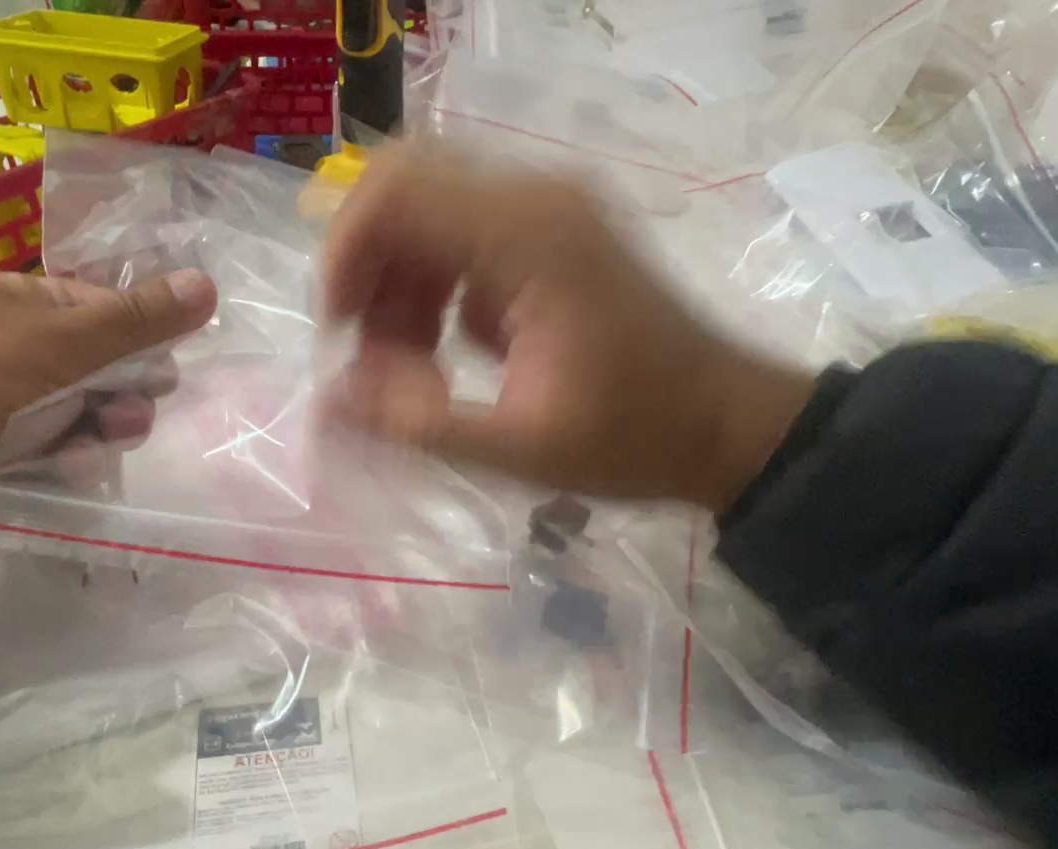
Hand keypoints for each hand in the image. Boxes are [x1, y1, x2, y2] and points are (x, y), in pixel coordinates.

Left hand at [0, 269, 215, 564]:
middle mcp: (23, 360)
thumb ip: (130, 321)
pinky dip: (78, 468)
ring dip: (108, 432)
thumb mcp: (46, 340)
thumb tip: (207, 284)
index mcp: (21, 310)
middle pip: (109, 372)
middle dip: (129, 391)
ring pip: (96, 422)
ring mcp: (18, 418)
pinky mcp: (17, 470)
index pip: (106, 312)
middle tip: (125, 411)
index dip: (142, 333)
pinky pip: (72, 464)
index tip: (166, 360)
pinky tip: (69, 473)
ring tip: (101, 442)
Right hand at [324, 145, 814, 512]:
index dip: (343, 257)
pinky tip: (455, 360)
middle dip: (368, 276)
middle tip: (371, 359)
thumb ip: (415, 422)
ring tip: (413, 379)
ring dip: (400, 293)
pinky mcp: (552, 238)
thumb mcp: (517, 448)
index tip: (338, 336)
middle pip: (404, 195)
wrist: (728, 428)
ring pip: (429, 221)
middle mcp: (535, 199)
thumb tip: (328, 401)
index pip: (393, 191)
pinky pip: (462, 245)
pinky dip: (437, 297)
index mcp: (528, 233)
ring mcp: (547, 213)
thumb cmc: (635, 440)